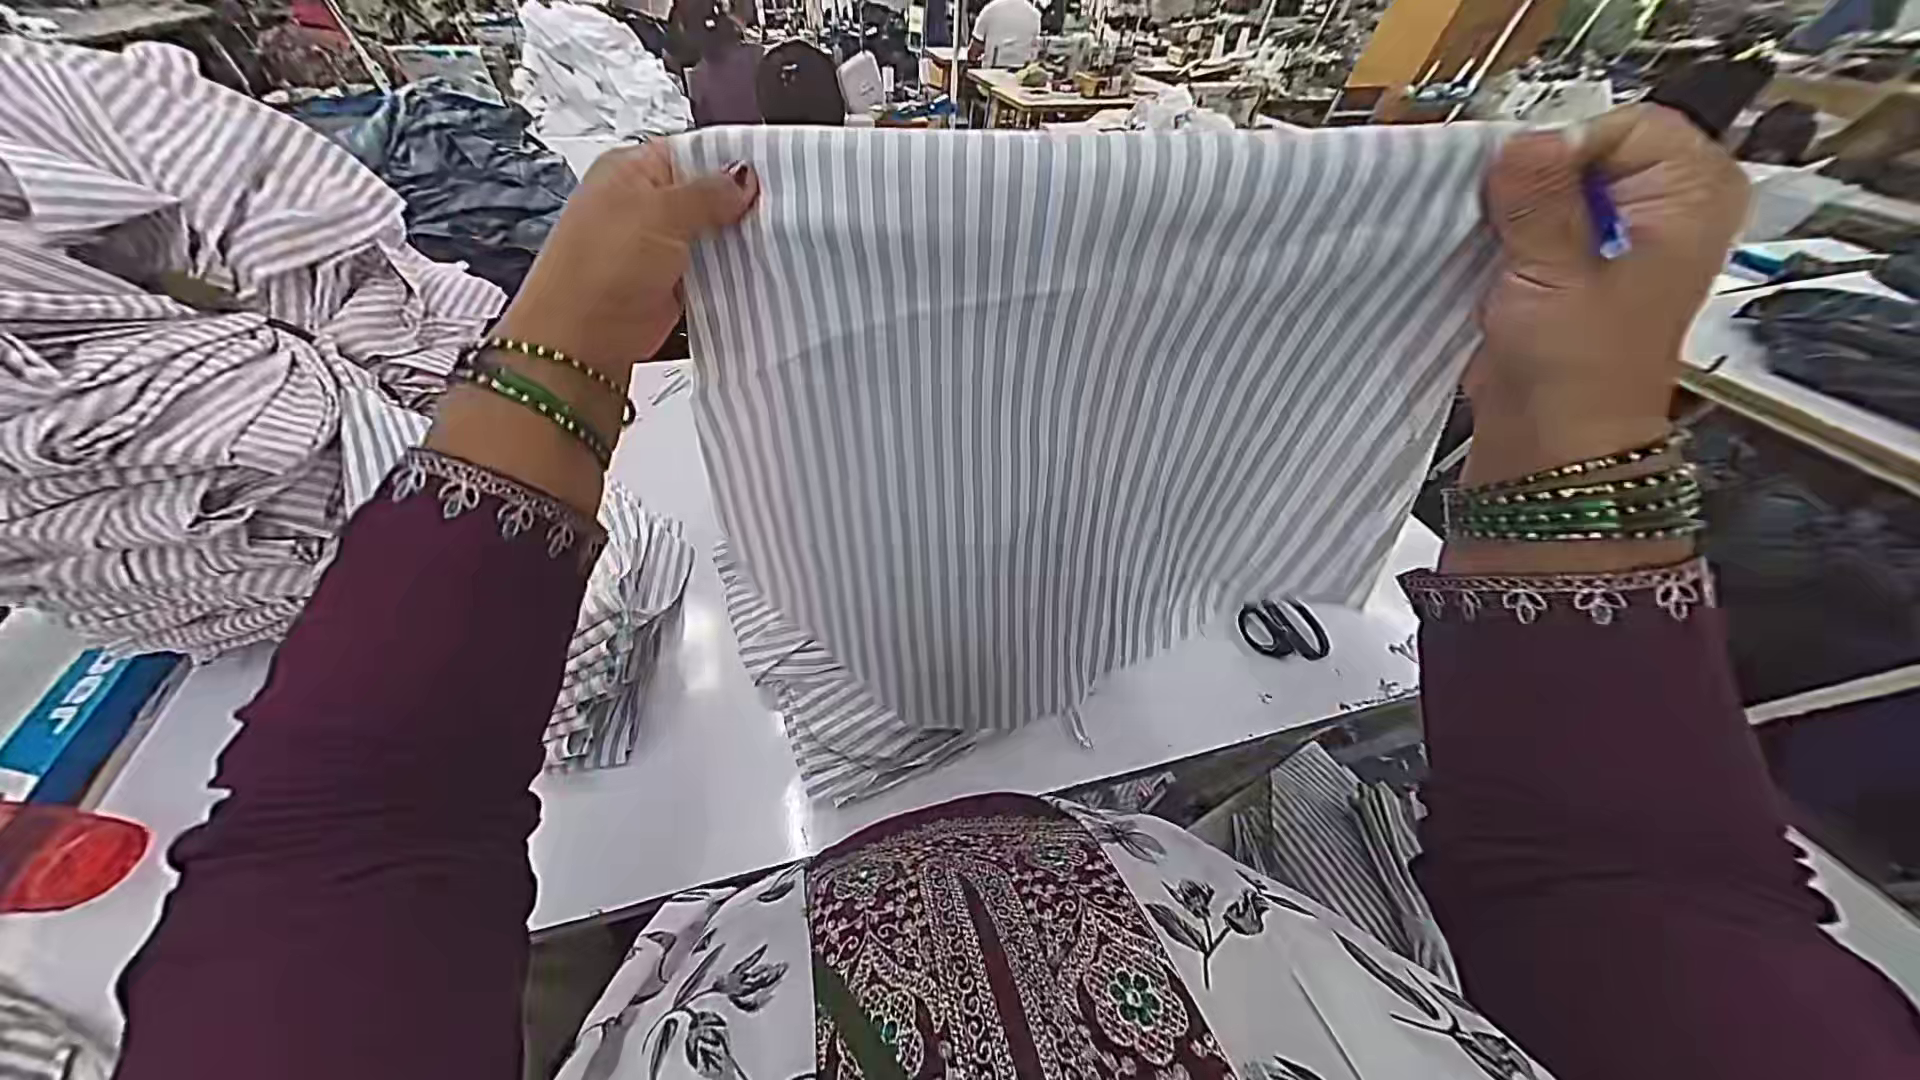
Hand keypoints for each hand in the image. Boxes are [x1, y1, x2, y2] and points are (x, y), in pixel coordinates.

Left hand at [495, 141, 759, 375]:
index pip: (693, 154)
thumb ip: (707, 193)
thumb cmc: (601, 267)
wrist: (586, 336)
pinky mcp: (677, 286)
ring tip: (772, 246)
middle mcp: (648, 207)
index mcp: (634, 171)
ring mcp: (663, 249)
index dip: (730, 164)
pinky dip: (733, 277)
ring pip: (715, 240)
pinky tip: (756, 275)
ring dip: (738, 247)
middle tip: (777, 216)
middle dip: (740, 209)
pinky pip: (715, 275)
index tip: (771, 177)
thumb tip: (744, 175)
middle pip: (709, 198)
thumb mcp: (660, 212)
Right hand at [1464, 104, 1747, 486]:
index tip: (1510, 191)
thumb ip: (1539, 205)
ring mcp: (1597, 247)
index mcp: (1686, 198)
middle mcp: (1649, 214)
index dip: (1558, 153)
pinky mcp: (1553, 277)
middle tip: (1486, 224)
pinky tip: (1474, 269)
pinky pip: (1519, 236)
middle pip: (1578, 161)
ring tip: (1480, 253)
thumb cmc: (1576, 370)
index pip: (1621, 127)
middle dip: (1521, 187)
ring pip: (1542, 199)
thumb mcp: (1556, 275)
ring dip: (1501, 221)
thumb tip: (1520, 145)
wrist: (1548, 436)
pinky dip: (1491, 246)